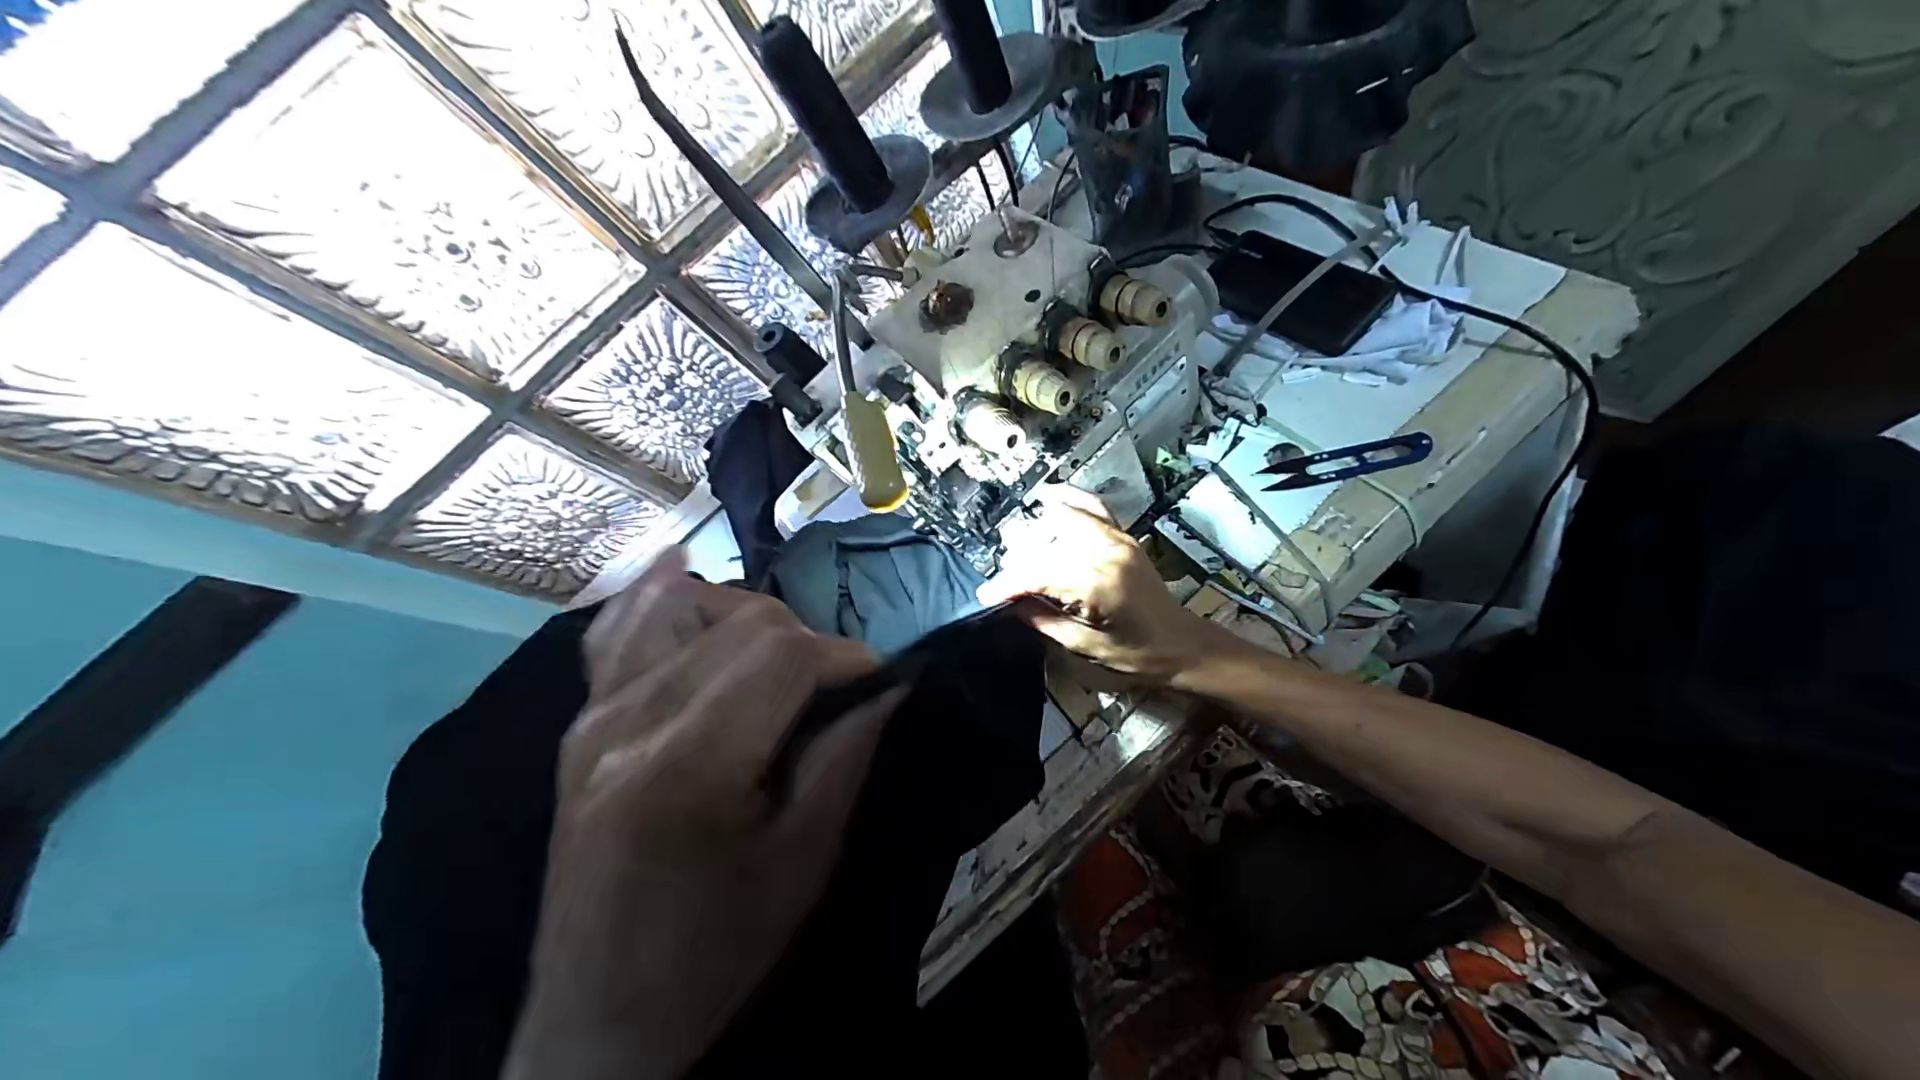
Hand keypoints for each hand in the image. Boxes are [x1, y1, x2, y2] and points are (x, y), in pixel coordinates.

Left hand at [504, 549, 905, 1079]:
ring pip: (681, 605)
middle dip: (806, 640)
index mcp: (686, 764)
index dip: (846, 656)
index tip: (879, 682)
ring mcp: (591, 716)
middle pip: (740, 620)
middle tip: (834, 689)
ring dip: (746, 618)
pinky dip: (659, 598)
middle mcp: (627, 721)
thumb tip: (889, 684)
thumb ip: (845, 757)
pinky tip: (686, 578)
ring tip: (776, 662)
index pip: (782, 654)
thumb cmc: (716, 956)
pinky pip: (617, 630)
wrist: (600, 1029)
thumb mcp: (802, 864)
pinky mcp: (578, 725)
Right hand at [977, 484, 1233, 682]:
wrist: (1180, 643)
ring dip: (1036, 535)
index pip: (1037, 574)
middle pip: (1045, 543)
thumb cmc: (1134, 654)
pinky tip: (1047, 498)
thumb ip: (1042, 620)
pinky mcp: (1123, 535)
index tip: (985, 596)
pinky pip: (1092, 505)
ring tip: (1023, 554)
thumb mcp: (1083, 646)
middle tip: (1008, 584)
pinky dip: (1069, 498)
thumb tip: (1010, 603)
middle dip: (1019, 562)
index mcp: (1096, 586)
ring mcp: (1116, 539)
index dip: (1006, 584)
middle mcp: (1104, 554)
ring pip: (1062, 520)